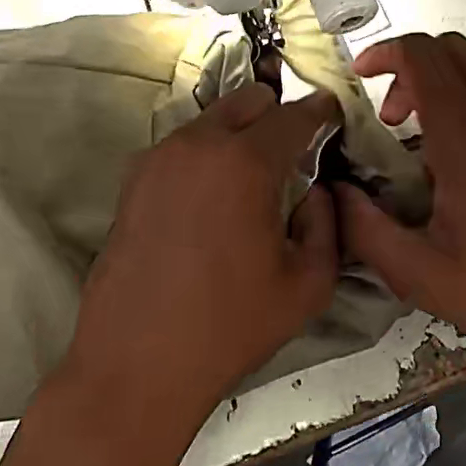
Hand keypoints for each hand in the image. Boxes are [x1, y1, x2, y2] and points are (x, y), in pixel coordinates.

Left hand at [54, 84, 341, 438]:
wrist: (136, 365)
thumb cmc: (231, 326)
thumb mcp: (309, 284)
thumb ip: (326, 224)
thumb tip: (314, 194)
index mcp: (245, 163)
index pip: (295, 115)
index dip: (321, 112)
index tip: (333, 118)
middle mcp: (197, 145)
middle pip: (249, 100)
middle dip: (278, 116)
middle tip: (294, 155)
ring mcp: (157, 159)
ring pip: (212, 120)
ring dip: (240, 135)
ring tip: (253, 184)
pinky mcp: (133, 182)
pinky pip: (183, 148)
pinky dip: (208, 157)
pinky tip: (214, 202)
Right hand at [337, 33, 465, 371]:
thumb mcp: (425, 276)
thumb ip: (367, 231)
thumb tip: (336, 195)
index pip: (422, 55)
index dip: (385, 52)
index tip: (363, 76)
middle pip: (456, 53)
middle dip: (415, 72)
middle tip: (397, 122)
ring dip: (456, 105)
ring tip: (449, 171)